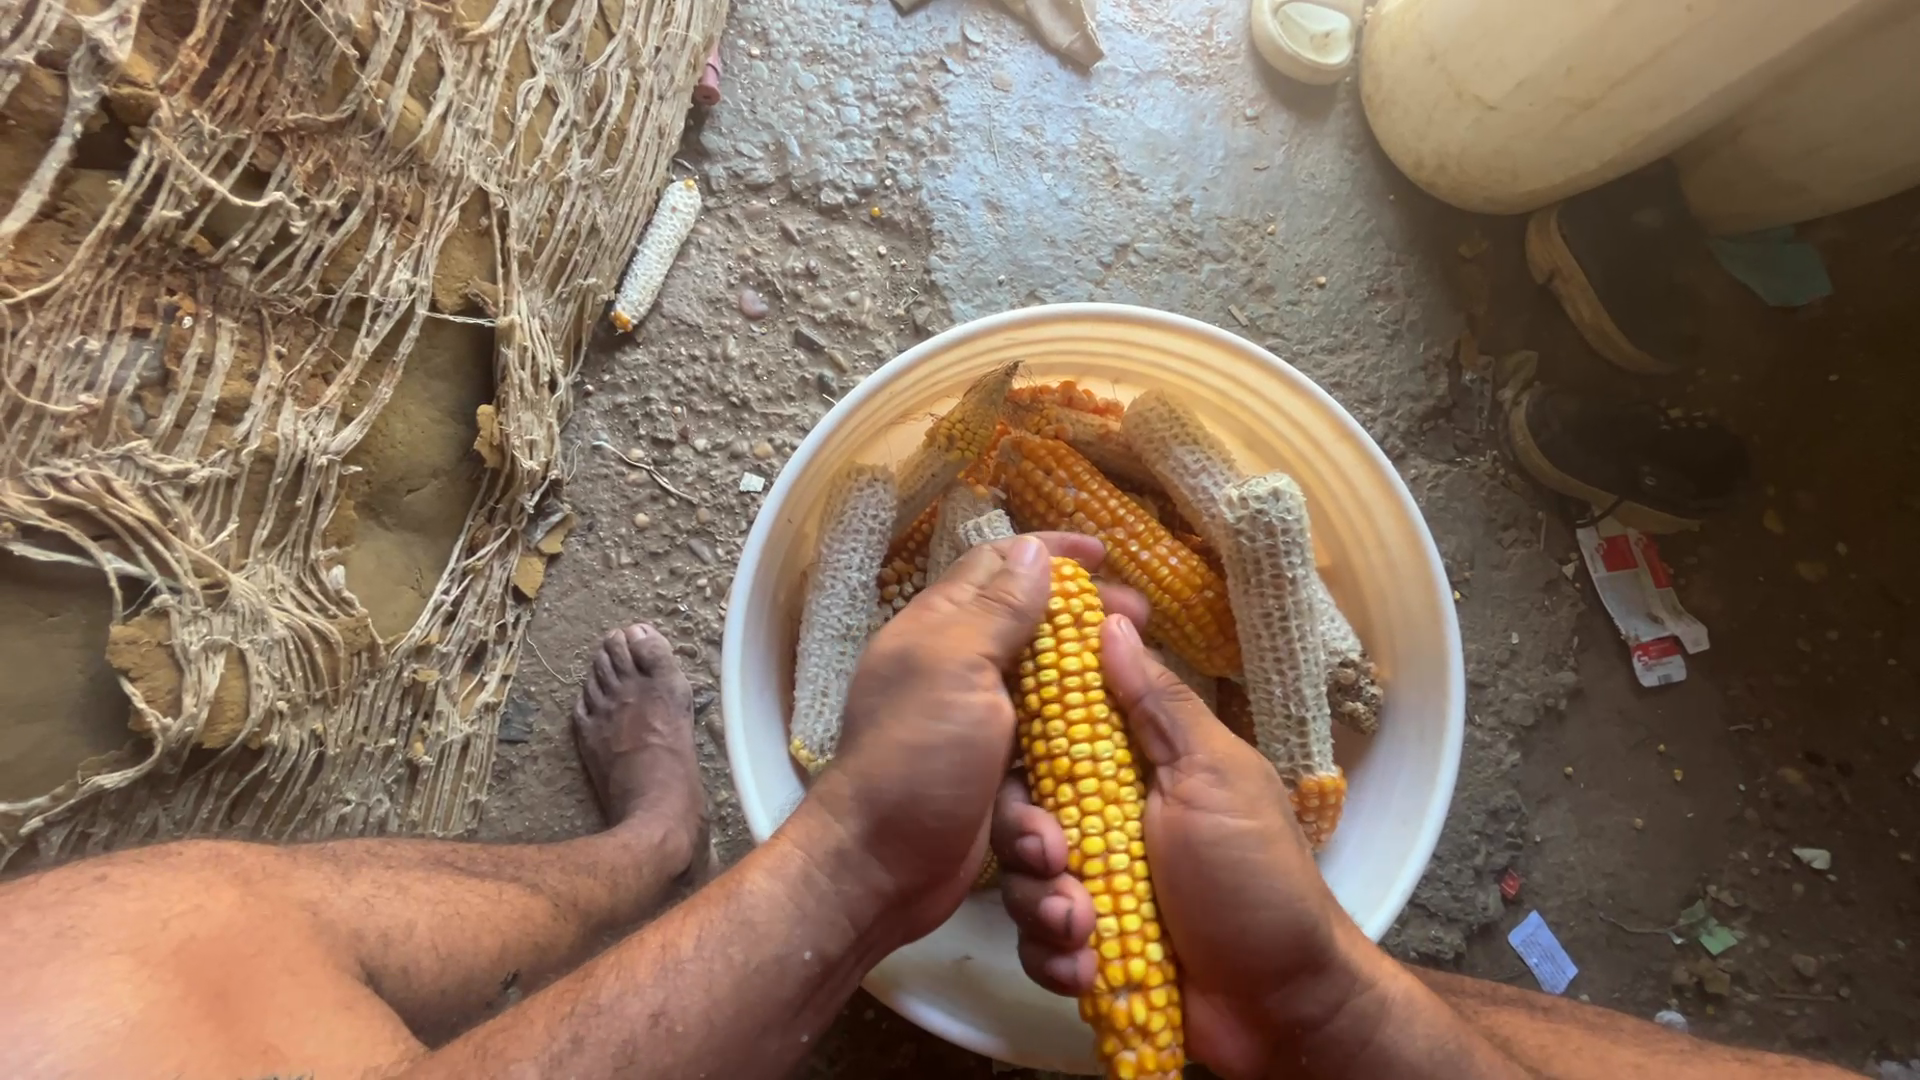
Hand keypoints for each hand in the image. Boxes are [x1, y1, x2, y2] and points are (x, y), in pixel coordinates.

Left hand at [803, 533, 1149, 944]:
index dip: (1050, 553)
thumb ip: (996, 609)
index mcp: (940, 626)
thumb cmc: (919, 755)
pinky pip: (1044, 738)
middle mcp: (958, 663)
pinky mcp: (996, 765)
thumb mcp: (956, 667)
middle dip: (1084, 615)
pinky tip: (1106, 739)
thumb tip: (1032, 549)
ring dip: (1086, 677)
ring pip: (1044, 680)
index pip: (997, 564)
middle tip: (1138, 616)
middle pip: (1031, 620)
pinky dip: (1071, 737)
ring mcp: (977, 717)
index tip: (1104, 556)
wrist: (882, 867)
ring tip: (1132, 679)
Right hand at [991, 615, 1376, 1077]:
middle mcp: (1096, 812)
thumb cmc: (1254, 875)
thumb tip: (1112, 623)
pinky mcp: (1077, 937)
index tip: (1005, 733)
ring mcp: (1085, 877)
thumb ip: (1159, 704)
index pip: (1054, 722)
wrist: (1281, 1006)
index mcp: (1126, 762)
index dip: (1023, 723)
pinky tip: (1086, 970)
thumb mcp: (1214, 776)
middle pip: (1018, 802)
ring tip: (1082, 930)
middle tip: (1055, 857)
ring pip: (1018, 874)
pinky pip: (1033, 938)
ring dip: (1041, 904)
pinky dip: (1051, 956)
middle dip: (1025, 833)